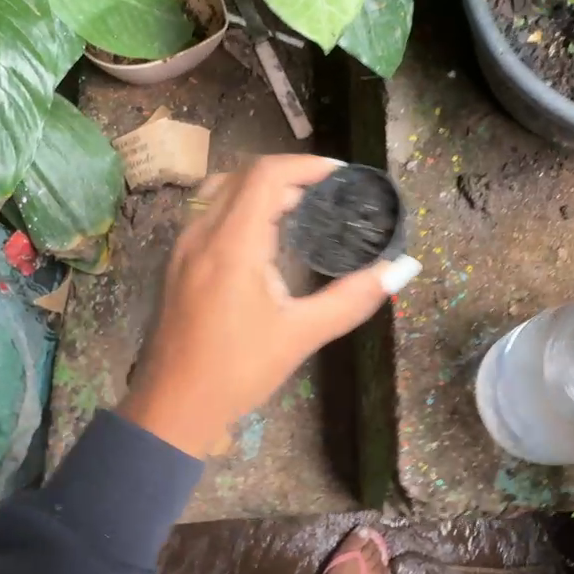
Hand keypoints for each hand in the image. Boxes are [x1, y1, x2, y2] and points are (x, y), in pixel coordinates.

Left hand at [117, 156, 421, 456]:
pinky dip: (238, 205)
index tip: (341, 176)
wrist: (172, 407)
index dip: (307, 166)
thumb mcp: (301, 335)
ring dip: (259, 187)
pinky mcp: (176, 263)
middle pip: (243, 174)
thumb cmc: (238, 372)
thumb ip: (352, 298)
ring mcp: (182, 247)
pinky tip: (262, 236)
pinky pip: (207, 212)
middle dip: (288, 175)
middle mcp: (201, 234)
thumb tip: (401, 270)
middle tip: (327, 195)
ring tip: (298, 208)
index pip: (267, 175)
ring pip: (219, 189)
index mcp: (232, 244)